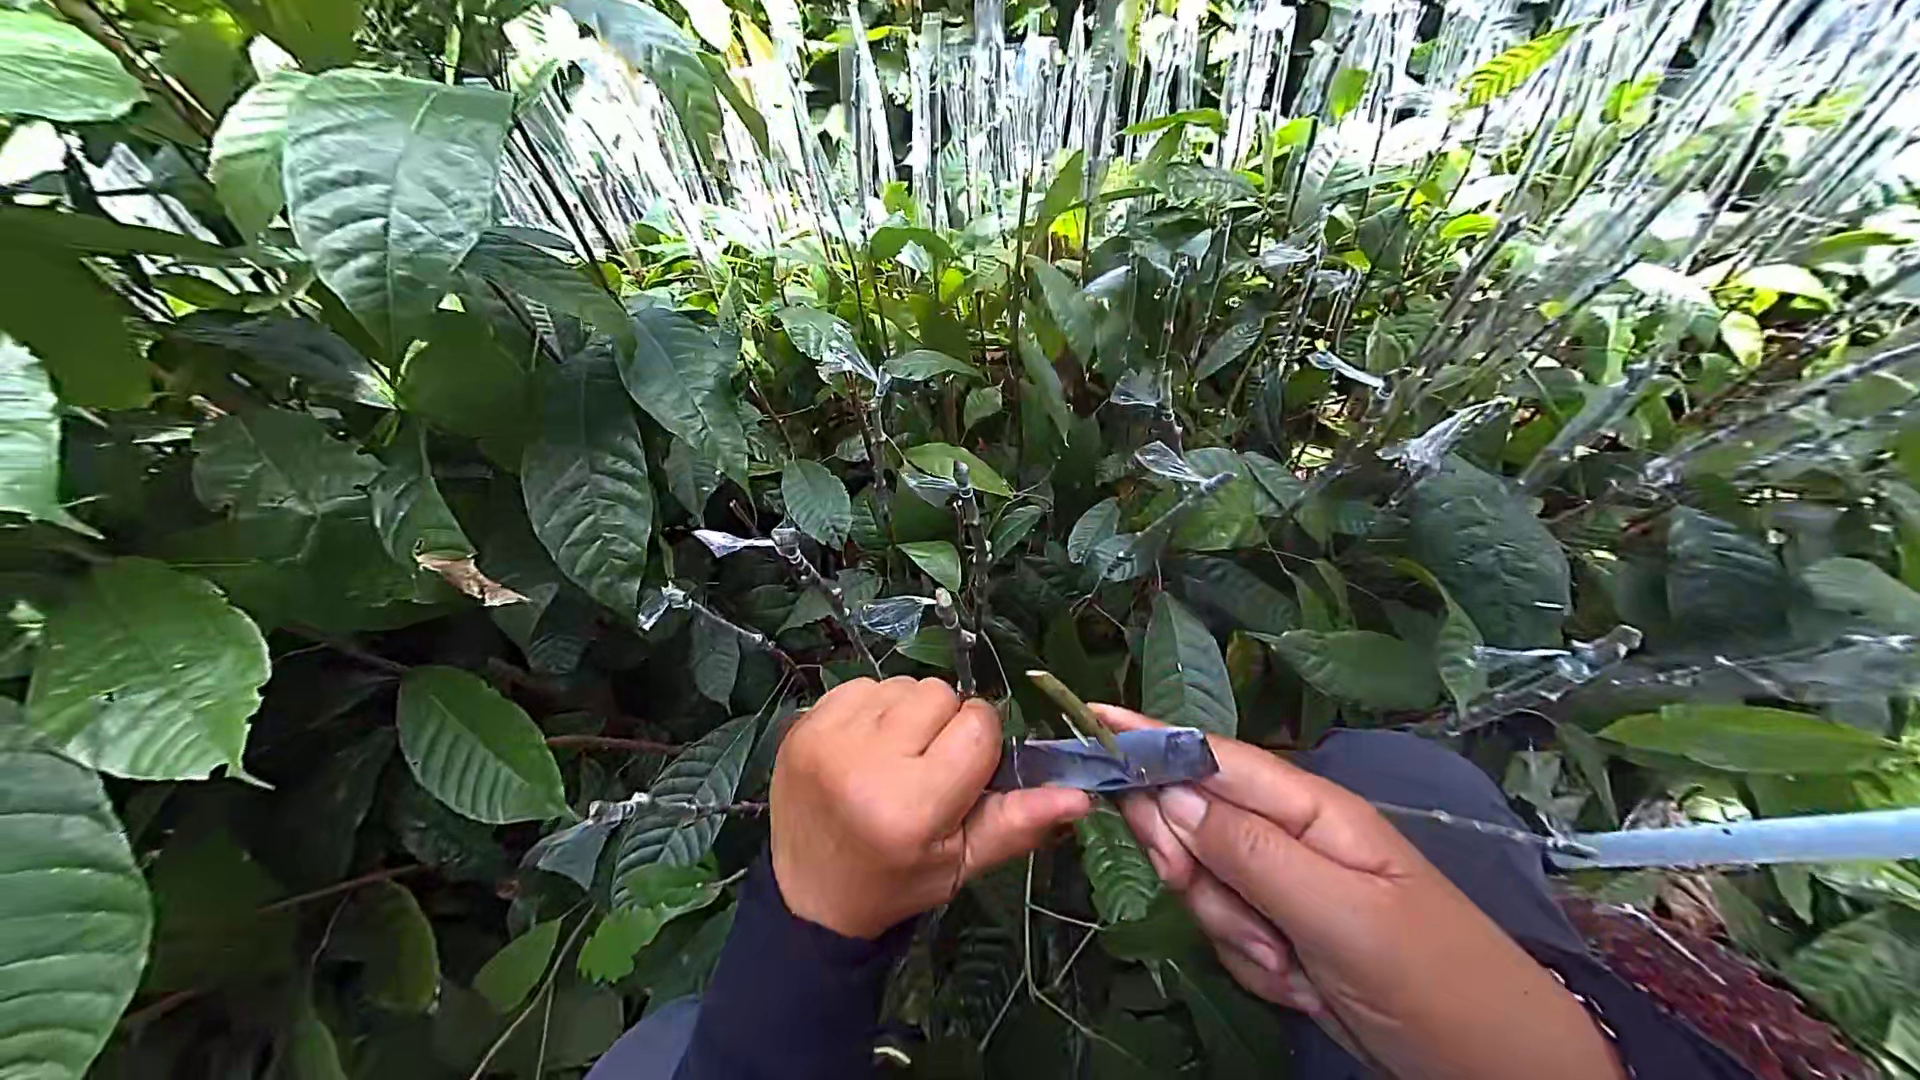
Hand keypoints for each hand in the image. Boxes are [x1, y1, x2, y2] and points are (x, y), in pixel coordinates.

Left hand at [770, 677, 1091, 938]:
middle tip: (927, 763)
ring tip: (894, 754)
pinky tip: (865, 743)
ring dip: (911, 712)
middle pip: (941, 694)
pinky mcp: (804, 722)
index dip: (982, 742)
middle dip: (947, 723)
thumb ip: (1017, 824)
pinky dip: (876, 706)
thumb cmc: (894, 882)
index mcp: (910, 806)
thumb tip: (1079, 796)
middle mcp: (864, 763)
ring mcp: (826, 737)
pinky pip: (865, 683)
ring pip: (905, 683)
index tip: (965, 768)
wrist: (809, 894)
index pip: (977, 726)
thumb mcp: (960, 864)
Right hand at [1097, 705, 1622, 1079]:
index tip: (1090, 718)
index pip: (1210, 755)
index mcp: (1306, 806)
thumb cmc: (1437, 983)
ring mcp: (1275, 878)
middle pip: (1190, 815)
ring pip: (1199, 875)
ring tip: (1284, 962)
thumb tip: (1170, 791)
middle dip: (1188, 859)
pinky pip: (1218, 921)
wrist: (1500, 1077)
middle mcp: (1282, 830)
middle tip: (1202, 892)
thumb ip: (1251, 851)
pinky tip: (1293, 980)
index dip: (1149, 735)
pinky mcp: (1271, 921)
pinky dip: (1244, 955)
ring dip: (1227, 923)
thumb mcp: (1344, 918)